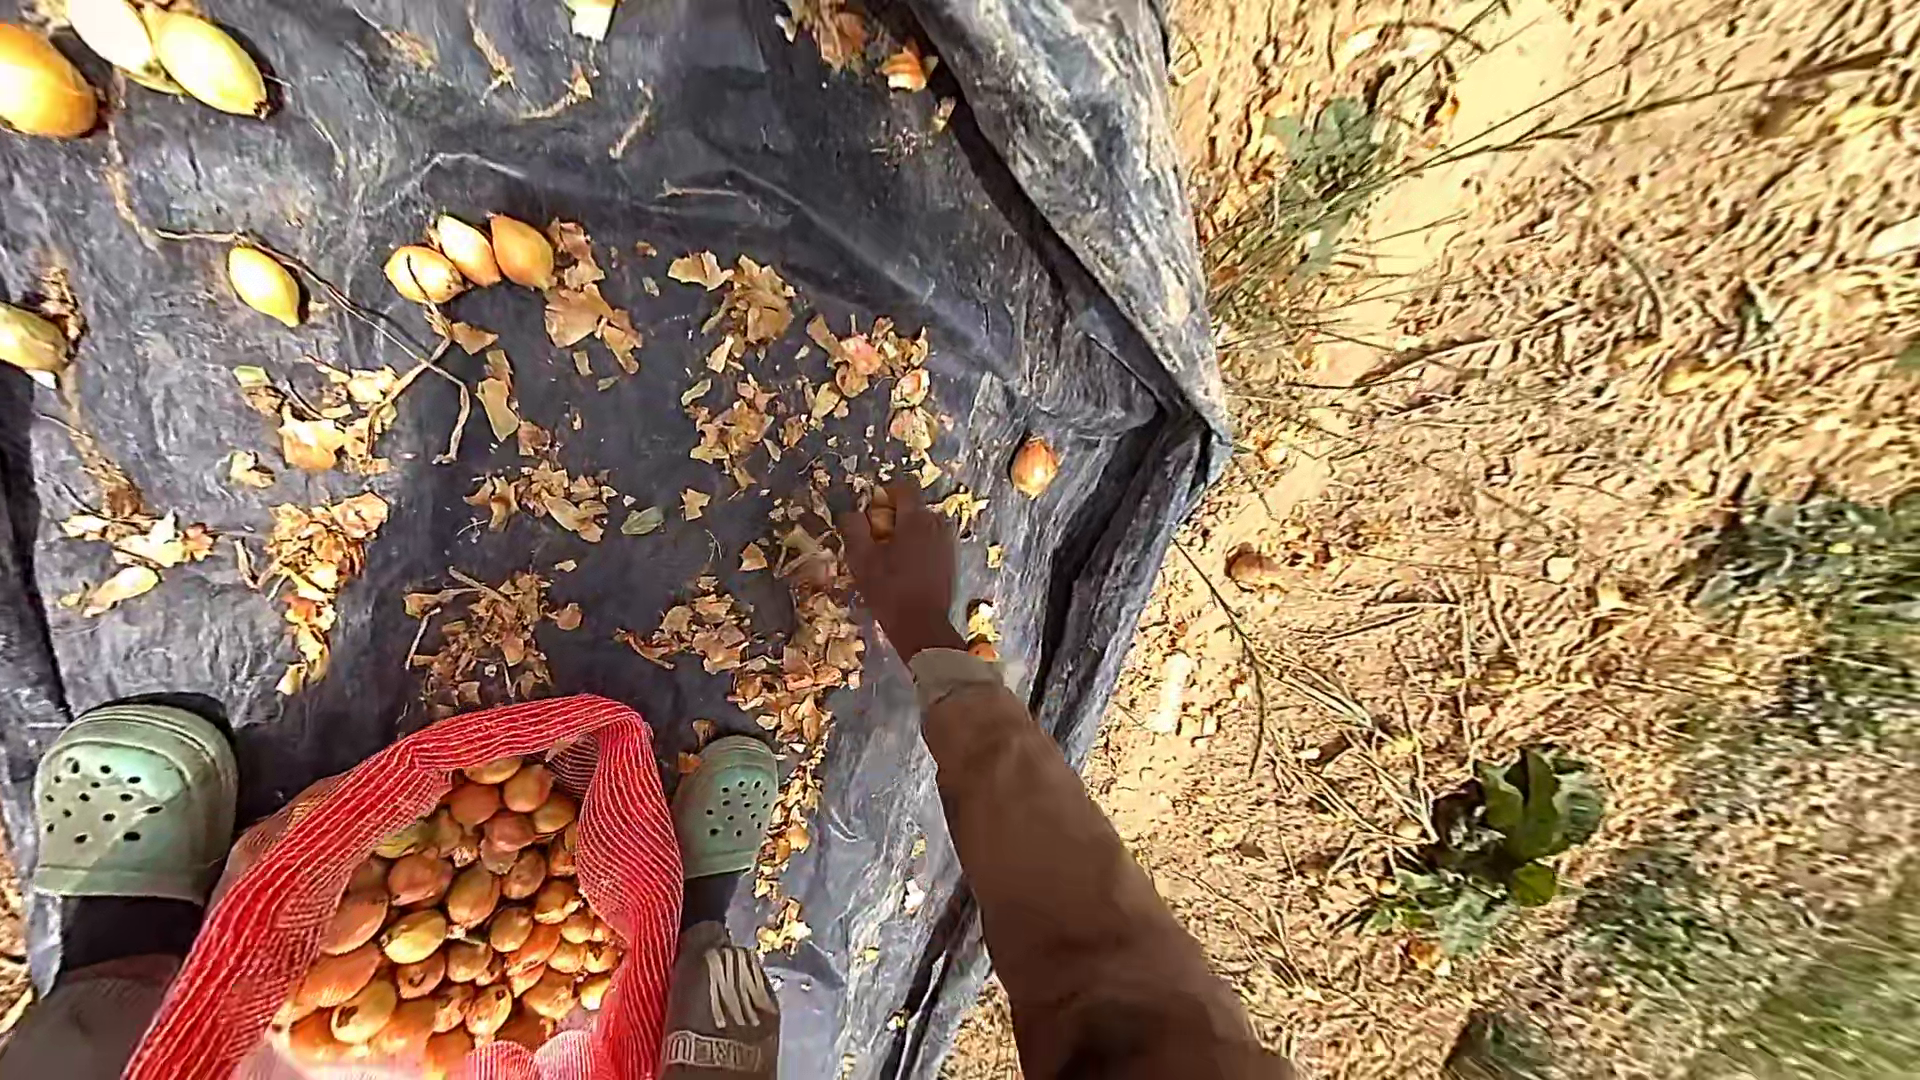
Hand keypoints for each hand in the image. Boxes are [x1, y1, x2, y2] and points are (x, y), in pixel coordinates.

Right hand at [839, 481, 965, 662]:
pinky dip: (917, 549)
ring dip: (904, 535)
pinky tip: (904, 571)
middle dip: (892, 519)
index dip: (884, 494)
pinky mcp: (951, 560)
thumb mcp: (862, 559)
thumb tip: (850, 512)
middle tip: (875, 542)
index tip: (871, 513)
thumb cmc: (890, 591)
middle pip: (912, 508)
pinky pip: (930, 543)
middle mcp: (937, 525)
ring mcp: (947, 543)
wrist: (922, 626)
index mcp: (917, 519)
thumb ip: (854, 529)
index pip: (904, 488)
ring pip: (921, 527)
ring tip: (888, 559)